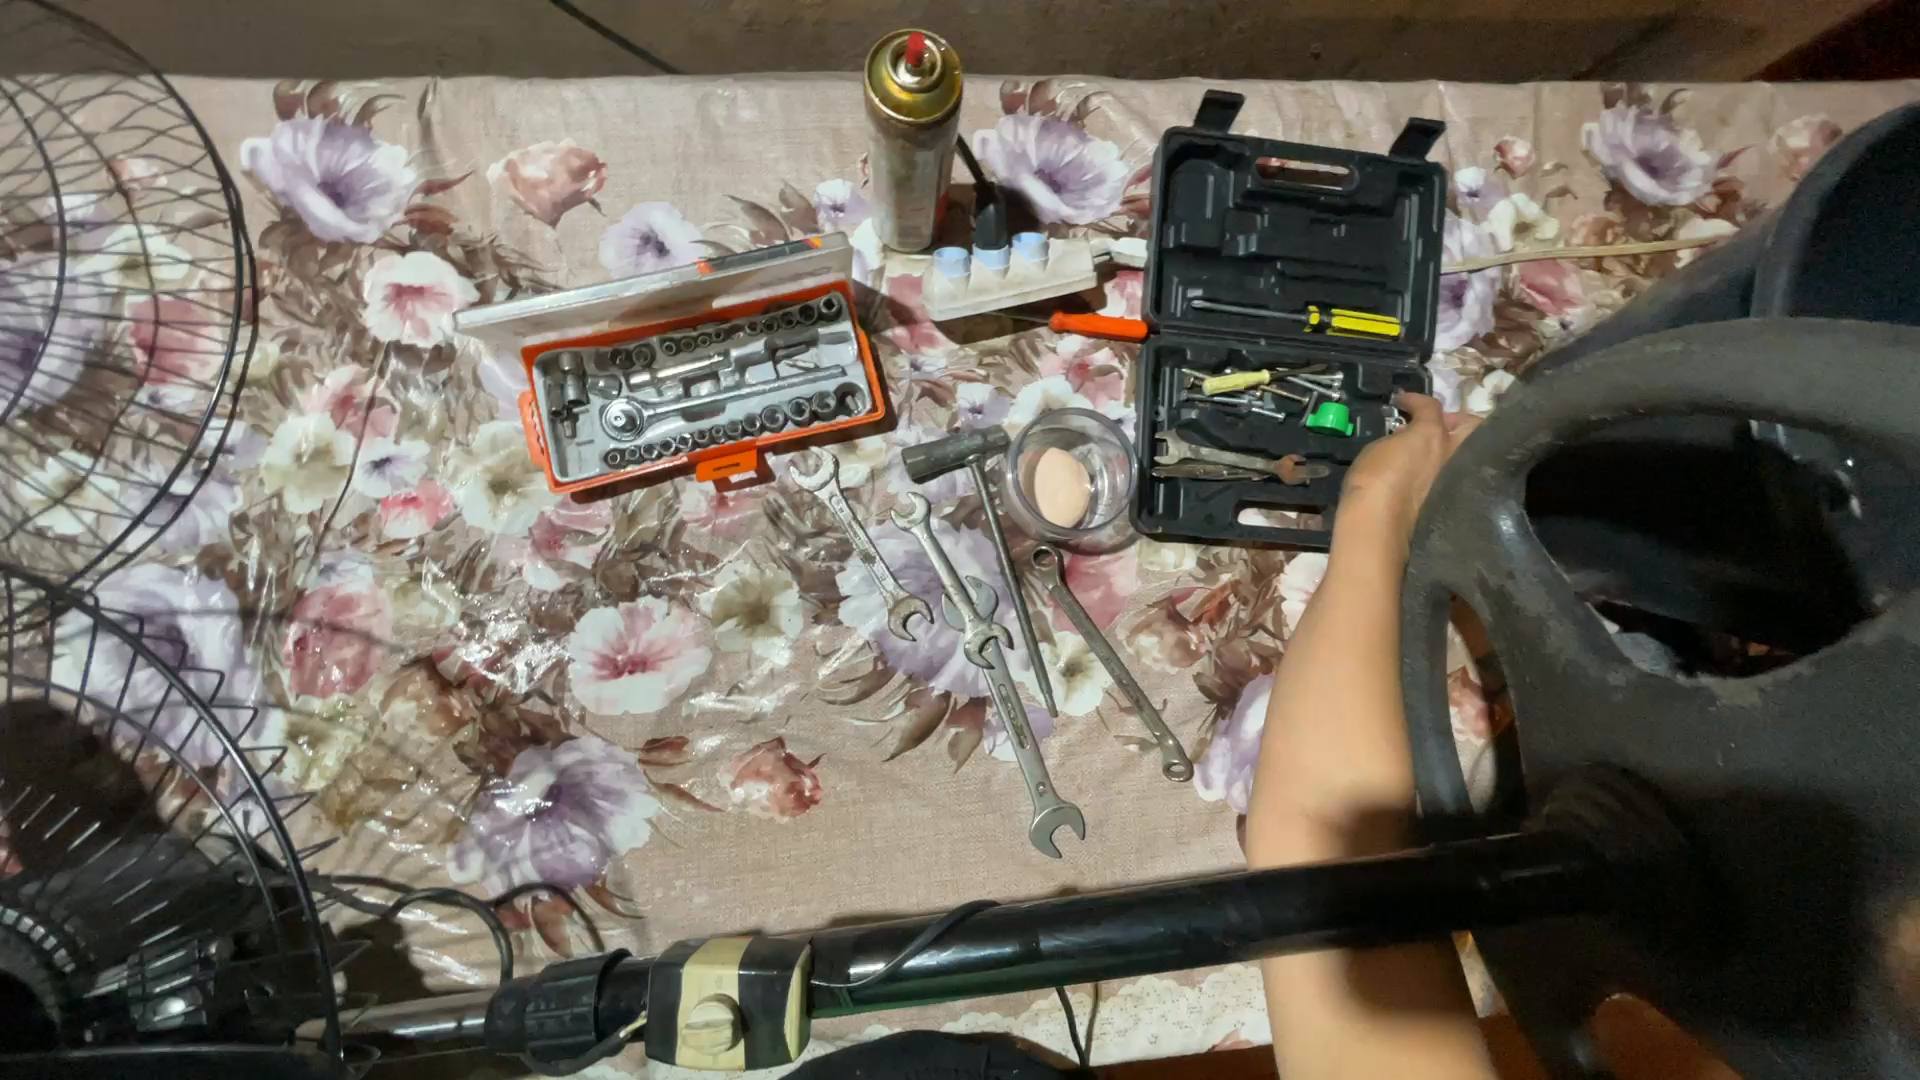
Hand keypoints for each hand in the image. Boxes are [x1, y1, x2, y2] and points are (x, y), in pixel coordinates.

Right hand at [1337, 392, 1479, 552]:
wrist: (1378, 519)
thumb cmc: (1371, 478)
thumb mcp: (1377, 448)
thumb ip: (1397, 438)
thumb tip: (1406, 437)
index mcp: (1432, 433)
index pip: (1429, 406)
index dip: (1415, 399)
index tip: (1403, 401)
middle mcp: (1453, 450)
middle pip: (1471, 424)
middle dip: (1456, 420)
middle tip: (1435, 425)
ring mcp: (1457, 474)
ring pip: (1467, 450)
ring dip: (1453, 445)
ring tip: (1432, 449)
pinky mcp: (1453, 496)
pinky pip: (1455, 472)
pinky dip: (1446, 468)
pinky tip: (1429, 472)